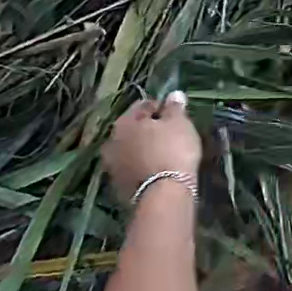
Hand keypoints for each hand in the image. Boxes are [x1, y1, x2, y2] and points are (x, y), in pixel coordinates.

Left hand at [100, 92, 201, 206]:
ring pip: (131, 149)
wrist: (163, 196)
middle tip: (171, 134)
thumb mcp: (180, 124)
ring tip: (165, 153)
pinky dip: (143, 166)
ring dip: (144, 148)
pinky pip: (133, 168)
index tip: (176, 115)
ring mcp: (112, 165)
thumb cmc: (172, 151)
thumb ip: (175, 107)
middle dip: (150, 129)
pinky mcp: (118, 186)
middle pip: (134, 128)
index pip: (143, 105)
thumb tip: (173, 94)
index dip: (161, 107)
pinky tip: (158, 169)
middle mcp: (112, 140)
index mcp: (124, 121)